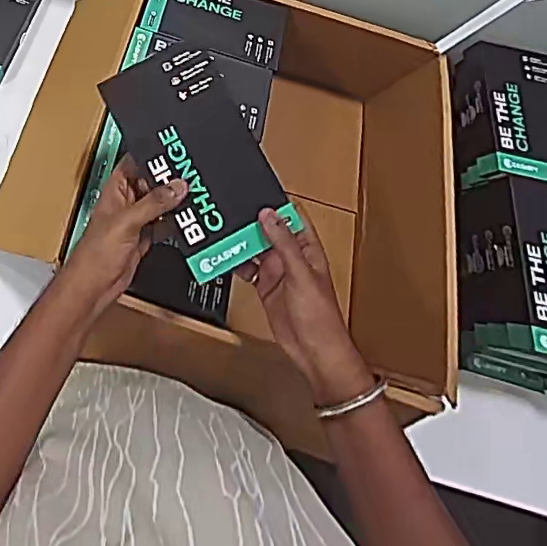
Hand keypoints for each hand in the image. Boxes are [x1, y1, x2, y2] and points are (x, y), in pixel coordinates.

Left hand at [57, 157, 186, 310]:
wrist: (94, 288)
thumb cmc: (94, 254)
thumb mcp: (127, 222)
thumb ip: (154, 203)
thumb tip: (176, 186)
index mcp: (115, 190)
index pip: (135, 162)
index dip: (152, 155)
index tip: (173, 151)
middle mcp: (126, 202)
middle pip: (152, 182)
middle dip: (170, 179)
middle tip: (190, 175)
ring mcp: (135, 220)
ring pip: (160, 203)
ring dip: (174, 201)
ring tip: (193, 195)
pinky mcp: (144, 237)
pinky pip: (164, 223)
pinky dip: (175, 221)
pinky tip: (186, 219)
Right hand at [237, 208, 375, 406]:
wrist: (314, 352)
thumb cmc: (321, 316)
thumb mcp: (301, 274)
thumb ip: (283, 244)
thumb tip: (269, 215)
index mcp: (307, 248)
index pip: (292, 216)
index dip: (276, 205)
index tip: (257, 193)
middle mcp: (292, 257)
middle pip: (269, 230)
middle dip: (252, 222)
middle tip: (232, 213)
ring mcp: (278, 272)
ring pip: (256, 248)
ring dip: (243, 242)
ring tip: (226, 233)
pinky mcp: (266, 287)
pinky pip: (248, 269)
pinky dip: (237, 263)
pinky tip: (227, 258)